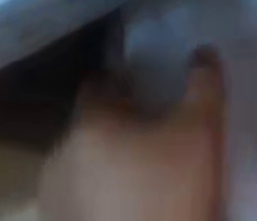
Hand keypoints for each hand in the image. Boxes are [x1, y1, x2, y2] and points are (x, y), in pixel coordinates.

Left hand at [38, 55, 223, 220]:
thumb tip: (201, 51)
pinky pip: (77, 203)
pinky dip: (97, 199)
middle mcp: (58, 159)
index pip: (98, 84)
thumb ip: (203, 80)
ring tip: (142, 174)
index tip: (149, 91)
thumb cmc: (173, 197)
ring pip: (80, 165)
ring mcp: (52, 206)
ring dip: (103, 162)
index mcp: (88, 125)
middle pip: (88, 125)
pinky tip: (129, 209)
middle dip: (115, 123)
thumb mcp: (203, 129)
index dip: (124, 82)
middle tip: (152, 132)